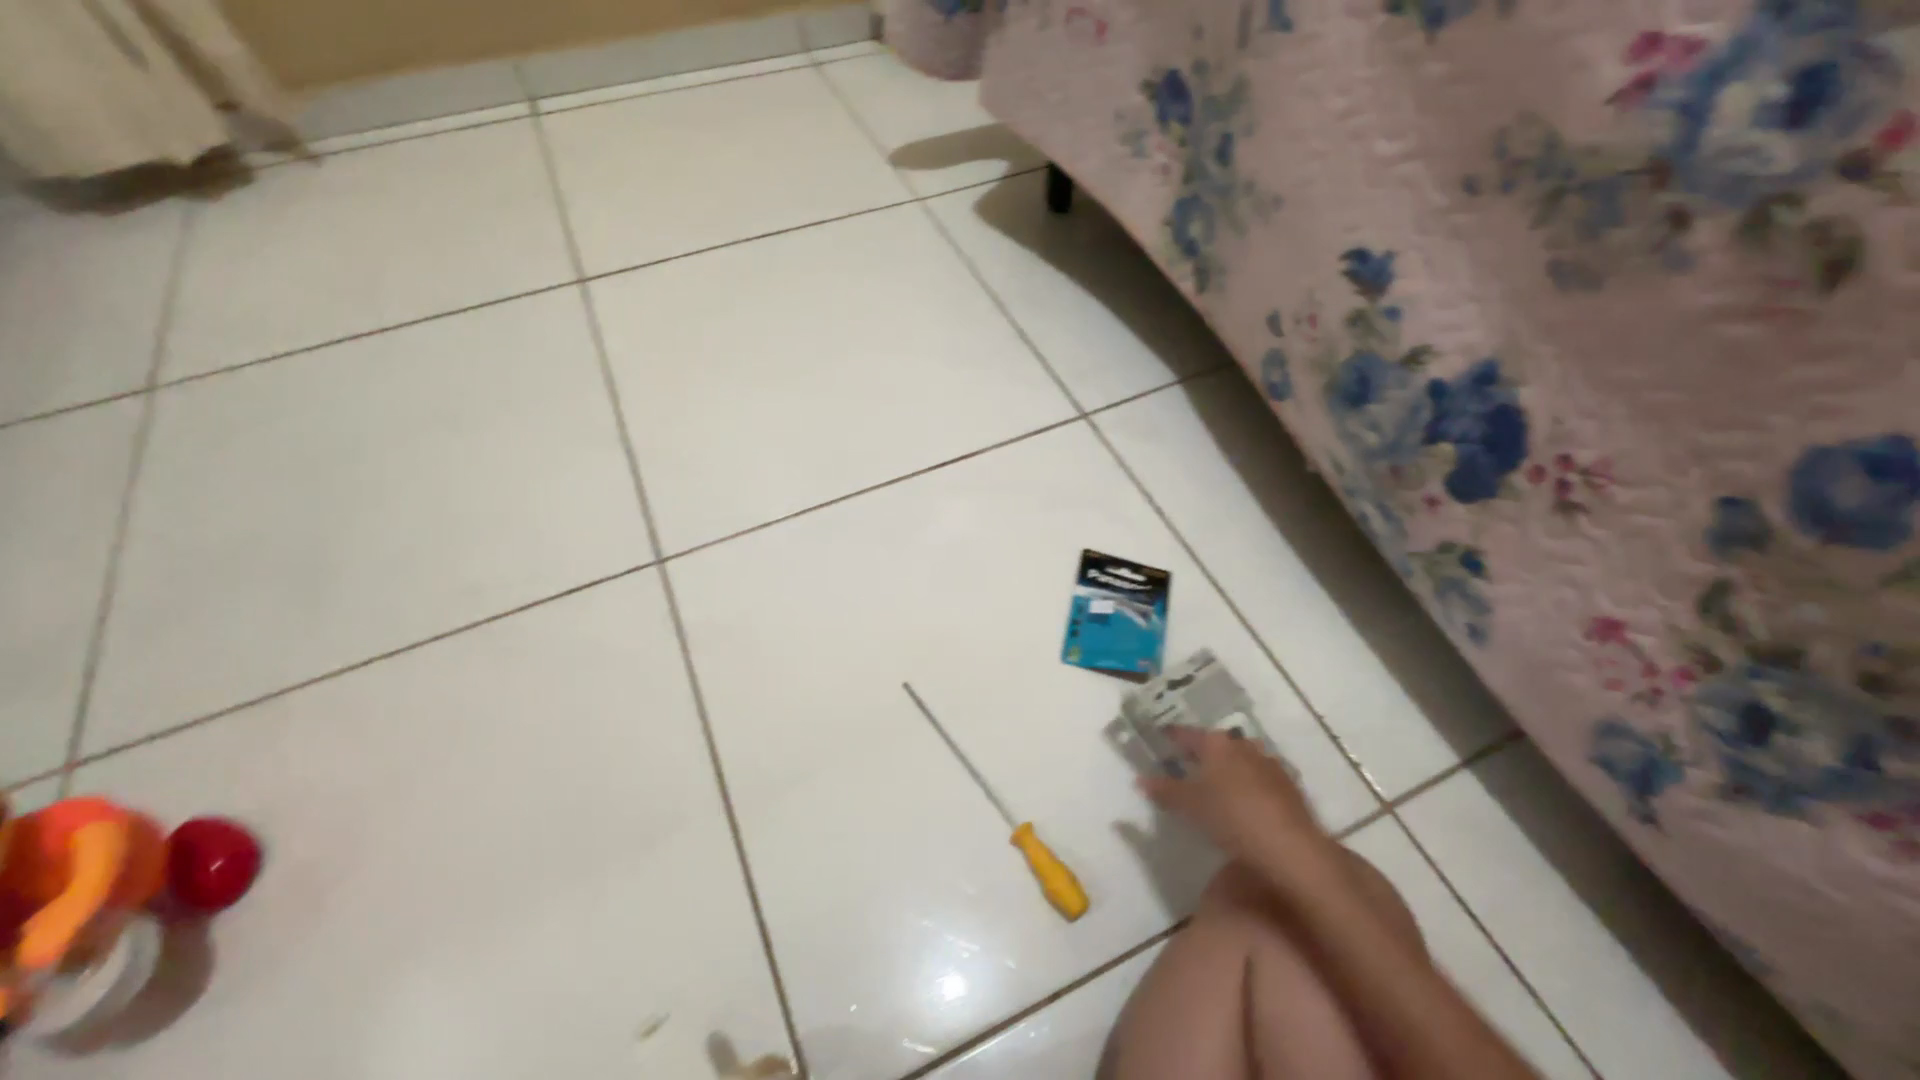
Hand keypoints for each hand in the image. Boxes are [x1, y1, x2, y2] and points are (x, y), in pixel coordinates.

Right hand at [1138, 726, 1333, 869]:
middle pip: (1217, 745)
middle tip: (1185, 766)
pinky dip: (1246, 784)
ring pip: (1241, 760)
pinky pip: (1259, 778)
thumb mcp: (1190, 806)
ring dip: (1226, 769)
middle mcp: (1244, 746)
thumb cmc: (1231, 816)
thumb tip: (1141, 779)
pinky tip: (1241, 802)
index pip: (1188, 734)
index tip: (1161, 737)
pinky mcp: (1288, 786)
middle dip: (1202, 754)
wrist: (1288, 845)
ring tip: (1213, 786)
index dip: (1172, 736)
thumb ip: (1165, 790)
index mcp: (1218, 744)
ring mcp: (1270, 764)